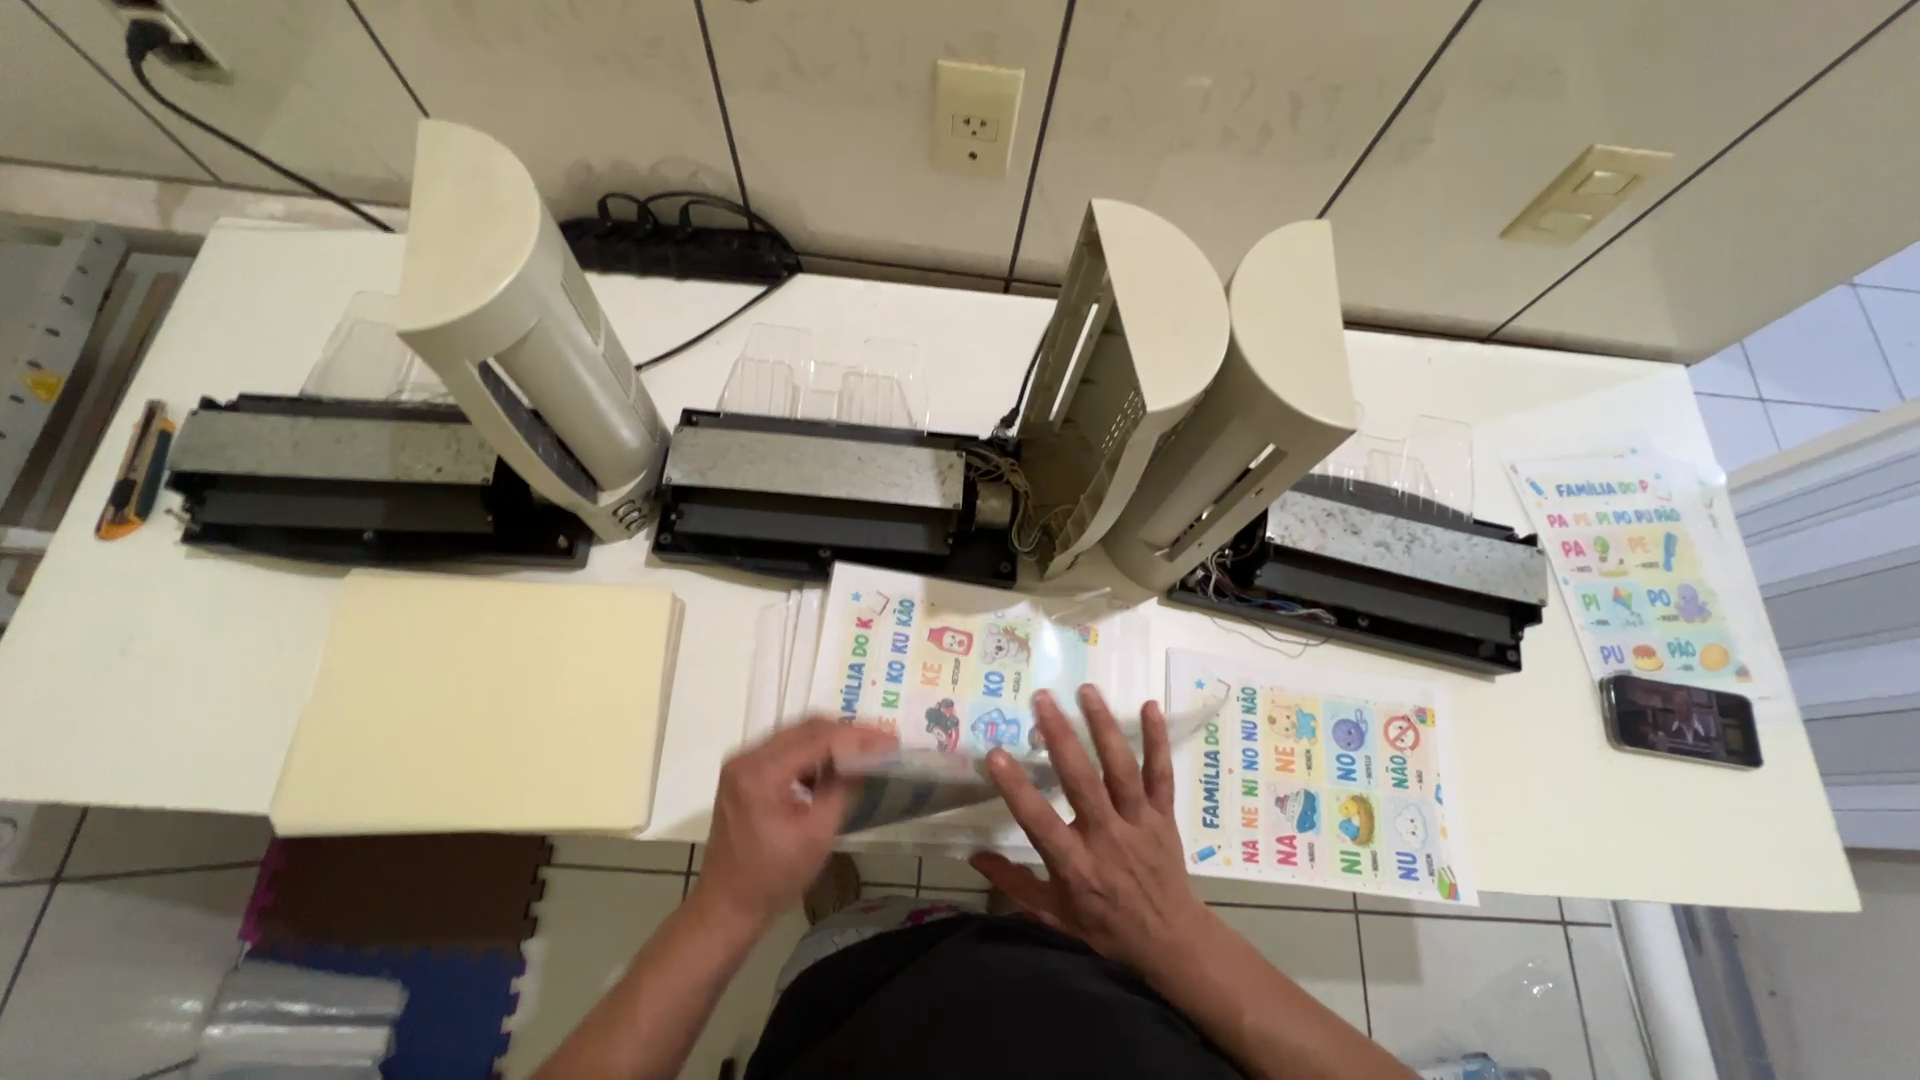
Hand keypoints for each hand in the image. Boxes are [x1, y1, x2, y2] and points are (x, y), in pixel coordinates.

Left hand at [693, 717, 896, 927]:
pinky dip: (812, 753)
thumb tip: (867, 759)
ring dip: (830, 741)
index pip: (818, 738)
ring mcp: (742, 763)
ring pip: (796, 735)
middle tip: (881, 743)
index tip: (891, 741)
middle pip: (806, 728)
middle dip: (847, 733)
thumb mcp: (818, 834)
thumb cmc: (773, 877)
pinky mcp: (744, 773)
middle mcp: (747, 757)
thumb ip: (843, 788)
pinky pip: (785, 750)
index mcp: (762, 772)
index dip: (858, 736)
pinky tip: (833, 768)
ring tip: (864, 753)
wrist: (726, 904)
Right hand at [971, 686, 1214, 978]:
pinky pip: (1161, 774)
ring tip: (1086, 691)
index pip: (1040, 822)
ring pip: (1122, 769)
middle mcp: (1107, 838)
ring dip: (1104, 727)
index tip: (995, 755)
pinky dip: (1158, 740)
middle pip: (1083, 782)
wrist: (1169, 940)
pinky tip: (1150, 706)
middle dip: (1062, 738)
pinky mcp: (1163, 815)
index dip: (1017, 789)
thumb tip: (973, 854)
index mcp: (1075, 865)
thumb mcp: (1052, 914)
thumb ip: (1013, 883)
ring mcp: (1139, 823)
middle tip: (1043, 700)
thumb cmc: (1103, 926)